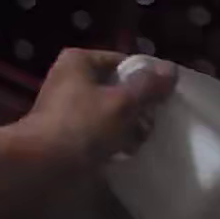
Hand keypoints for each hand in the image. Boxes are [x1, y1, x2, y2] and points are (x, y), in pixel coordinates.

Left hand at [17, 48, 176, 167]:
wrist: (48, 158)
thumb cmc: (84, 123)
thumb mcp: (121, 103)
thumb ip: (147, 86)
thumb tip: (170, 67)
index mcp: (79, 60)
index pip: (122, 62)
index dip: (147, 79)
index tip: (171, 99)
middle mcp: (72, 74)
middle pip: (119, 86)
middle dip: (139, 106)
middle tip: (156, 124)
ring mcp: (71, 100)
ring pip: (114, 108)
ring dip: (131, 124)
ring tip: (144, 139)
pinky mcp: (73, 123)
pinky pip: (104, 124)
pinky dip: (118, 135)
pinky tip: (130, 150)